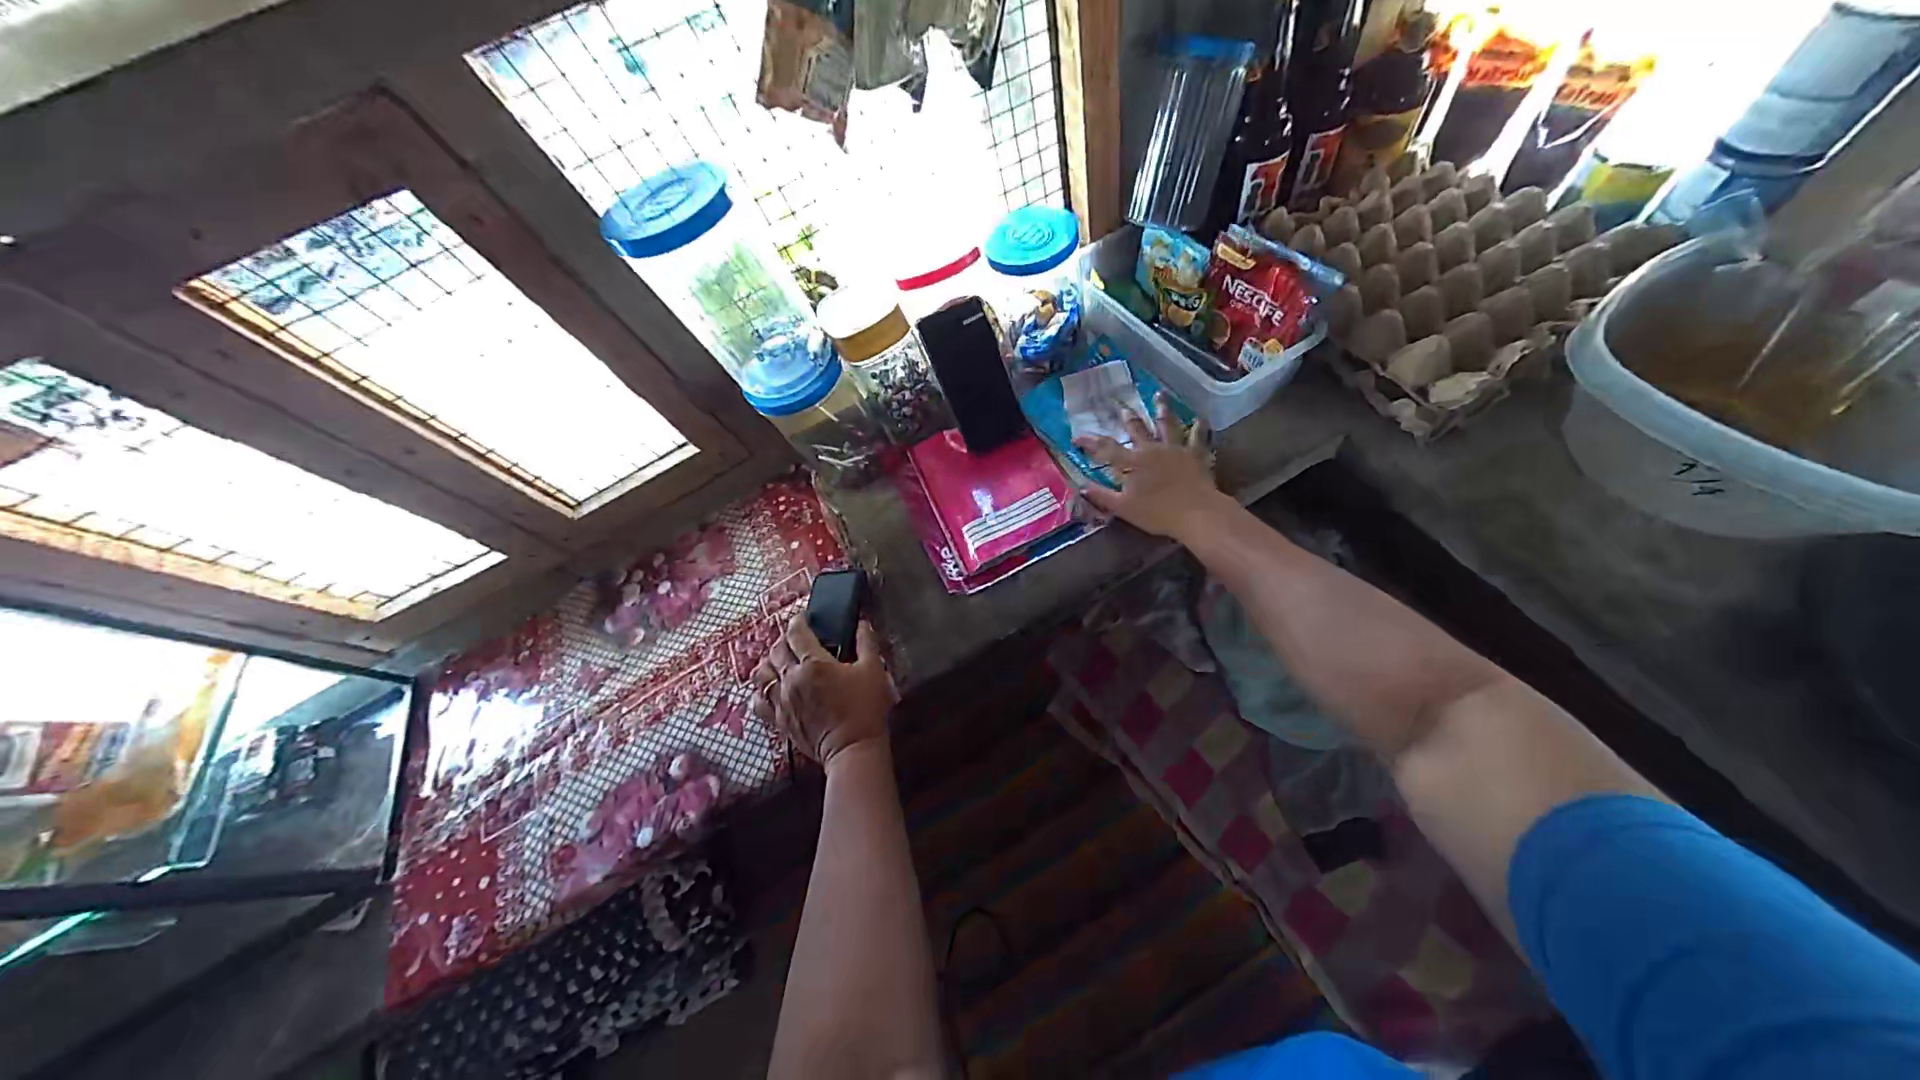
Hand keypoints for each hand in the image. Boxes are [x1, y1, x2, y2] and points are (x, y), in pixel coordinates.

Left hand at [751, 615, 896, 768]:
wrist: (852, 748)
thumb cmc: (865, 708)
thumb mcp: (874, 670)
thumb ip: (866, 643)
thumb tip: (862, 624)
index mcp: (814, 663)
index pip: (797, 632)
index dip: (798, 621)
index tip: (804, 618)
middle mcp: (791, 679)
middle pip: (776, 650)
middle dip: (785, 639)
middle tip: (796, 638)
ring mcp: (781, 701)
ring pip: (761, 673)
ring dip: (768, 662)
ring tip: (779, 660)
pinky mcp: (778, 720)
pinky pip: (759, 701)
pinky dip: (761, 690)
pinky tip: (770, 687)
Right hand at [1074, 393, 1231, 541]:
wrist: (1196, 513)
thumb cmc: (1157, 513)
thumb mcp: (1123, 508)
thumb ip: (1102, 496)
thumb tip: (1081, 487)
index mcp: (1133, 462)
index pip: (1106, 449)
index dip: (1090, 442)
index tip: (1077, 438)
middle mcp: (1152, 449)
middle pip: (1138, 429)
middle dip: (1128, 418)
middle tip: (1122, 409)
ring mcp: (1175, 449)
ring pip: (1167, 424)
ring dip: (1162, 409)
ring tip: (1159, 395)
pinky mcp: (1195, 455)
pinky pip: (1197, 437)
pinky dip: (1199, 427)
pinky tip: (1200, 418)